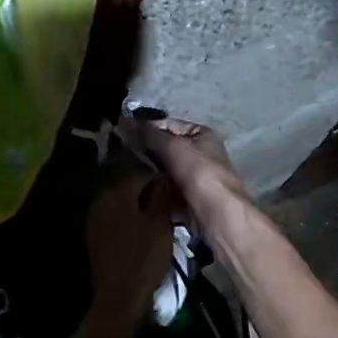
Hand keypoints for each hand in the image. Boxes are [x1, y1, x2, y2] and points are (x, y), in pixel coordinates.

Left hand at [83, 169, 177, 328]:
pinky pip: (113, 215)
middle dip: (149, 191)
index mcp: (116, 192)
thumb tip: (165, 175)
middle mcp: (100, 198)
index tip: (177, 192)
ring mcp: (93, 216)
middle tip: (170, 204)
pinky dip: (127, 216)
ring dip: (138, 204)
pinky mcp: (93, 233)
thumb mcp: (160, 224)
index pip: (142, 173)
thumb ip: (162, 194)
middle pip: (128, 185)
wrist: (119, 298)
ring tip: (158, 216)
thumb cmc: (144, 258)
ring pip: (120, 200)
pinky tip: (141, 228)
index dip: (162, 180)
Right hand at [123, 116, 246, 215]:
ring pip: (164, 172)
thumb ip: (148, 134)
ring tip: (124, 174)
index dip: (146, 128)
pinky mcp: (188, 201)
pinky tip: (136, 193)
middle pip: (165, 149)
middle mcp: (200, 154)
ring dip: (148, 174)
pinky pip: (165, 193)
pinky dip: (154, 194)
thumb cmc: (198, 172)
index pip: (168, 124)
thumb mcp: (171, 146)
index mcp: (202, 134)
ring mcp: (195, 179)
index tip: (123, 134)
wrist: (217, 215)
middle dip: (145, 153)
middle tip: (120, 155)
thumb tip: (124, 121)